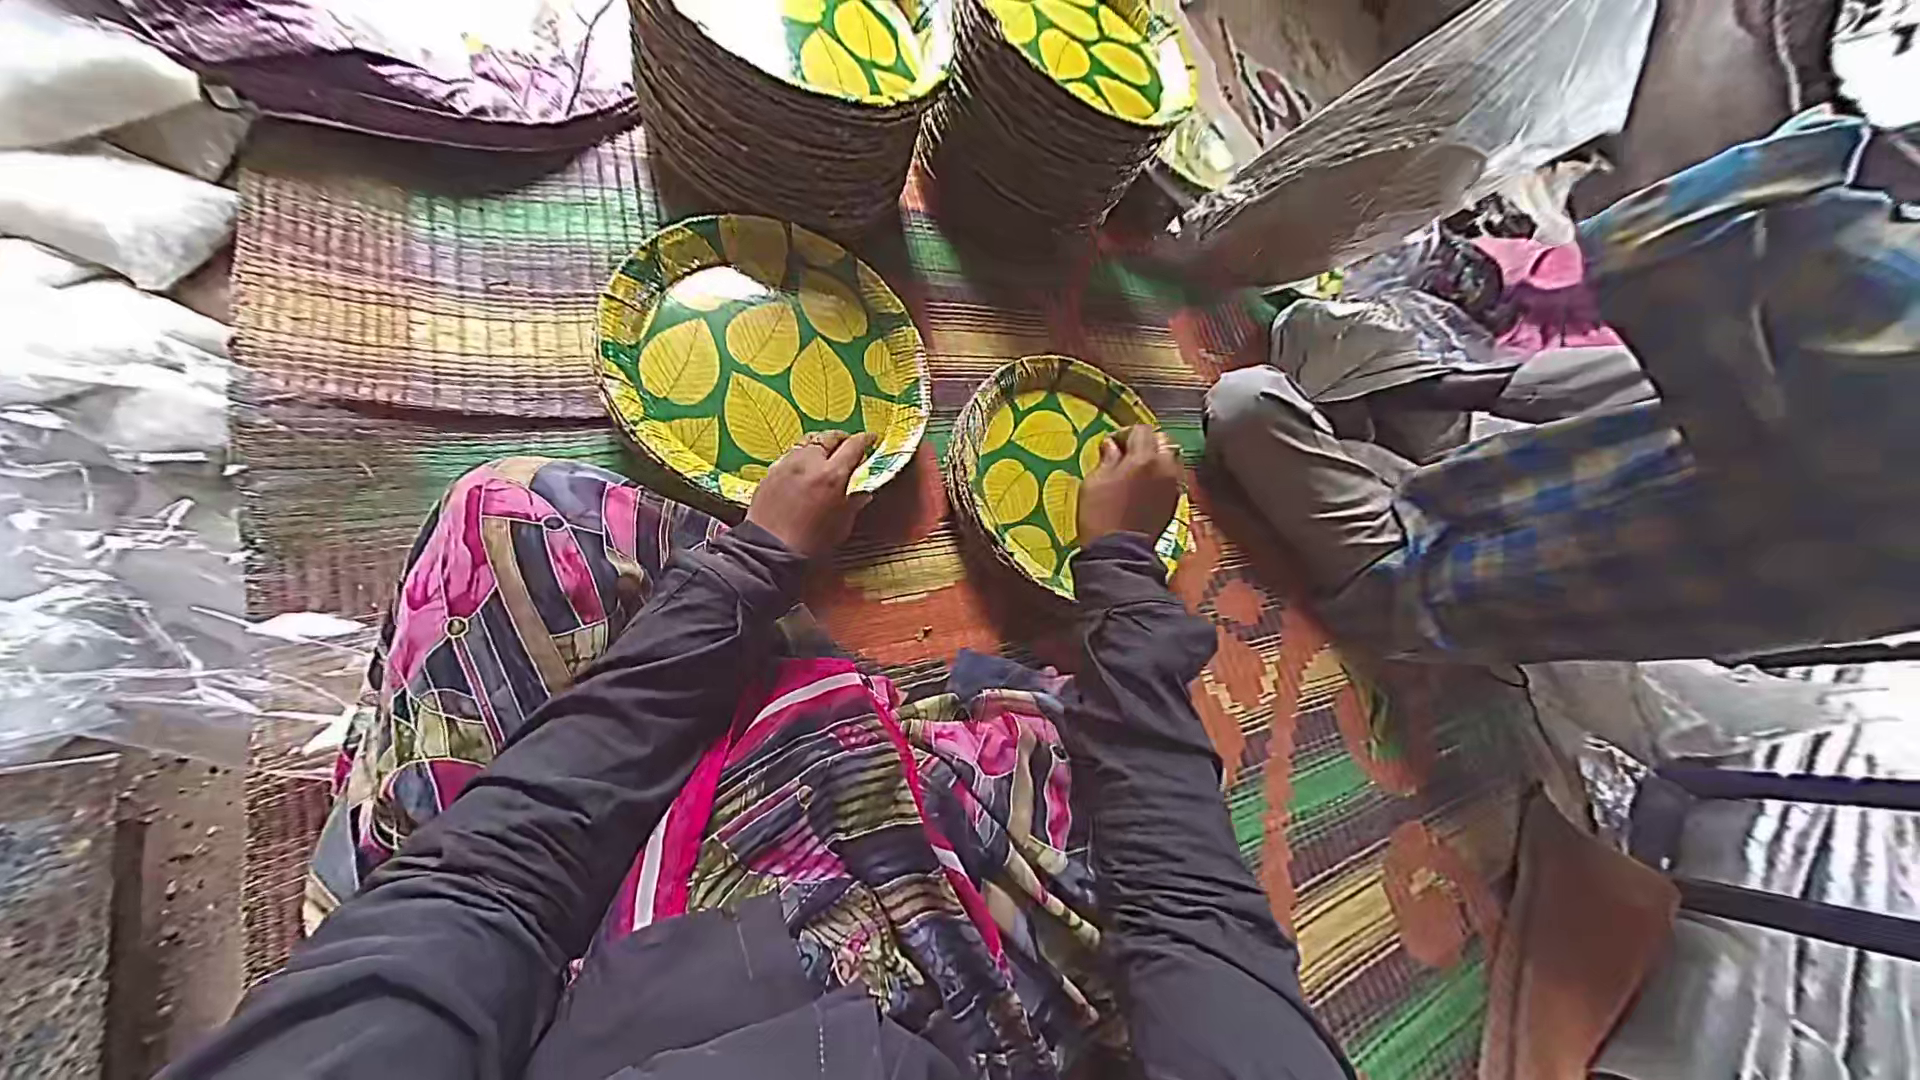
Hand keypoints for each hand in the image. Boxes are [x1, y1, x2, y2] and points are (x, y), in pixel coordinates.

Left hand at [745, 430, 874, 557]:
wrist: (770, 549)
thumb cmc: (810, 542)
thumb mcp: (842, 525)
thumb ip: (854, 504)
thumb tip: (862, 494)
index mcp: (832, 475)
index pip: (853, 446)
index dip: (864, 439)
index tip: (870, 439)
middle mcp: (809, 463)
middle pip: (828, 437)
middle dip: (841, 438)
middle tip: (848, 444)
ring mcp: (787, 465)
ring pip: (807, 442)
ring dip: (819, 444)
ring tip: (825, 453)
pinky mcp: (771, 472)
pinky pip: (790, 455)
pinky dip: (801, 456)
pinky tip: (804, 467)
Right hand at [1077, 424, 1182, 546]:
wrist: (1118, 552)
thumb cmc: (1100, 515)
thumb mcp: (1094, 482)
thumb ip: (1107, 459)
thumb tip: (1112, 446)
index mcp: (1143, 458)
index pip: (1141, 430)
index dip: (1123, 433)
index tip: (1110, 445)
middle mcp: (1165, 467)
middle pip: (1161, 440)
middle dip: (1143, 443)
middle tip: (1124, 455)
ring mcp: (1172, 485)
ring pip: (1169, 458)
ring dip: (1154, 459)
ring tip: (1135, 471)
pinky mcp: (1174, 501)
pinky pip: (1170, 477)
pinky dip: (1159, 475)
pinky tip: (1143, 487)